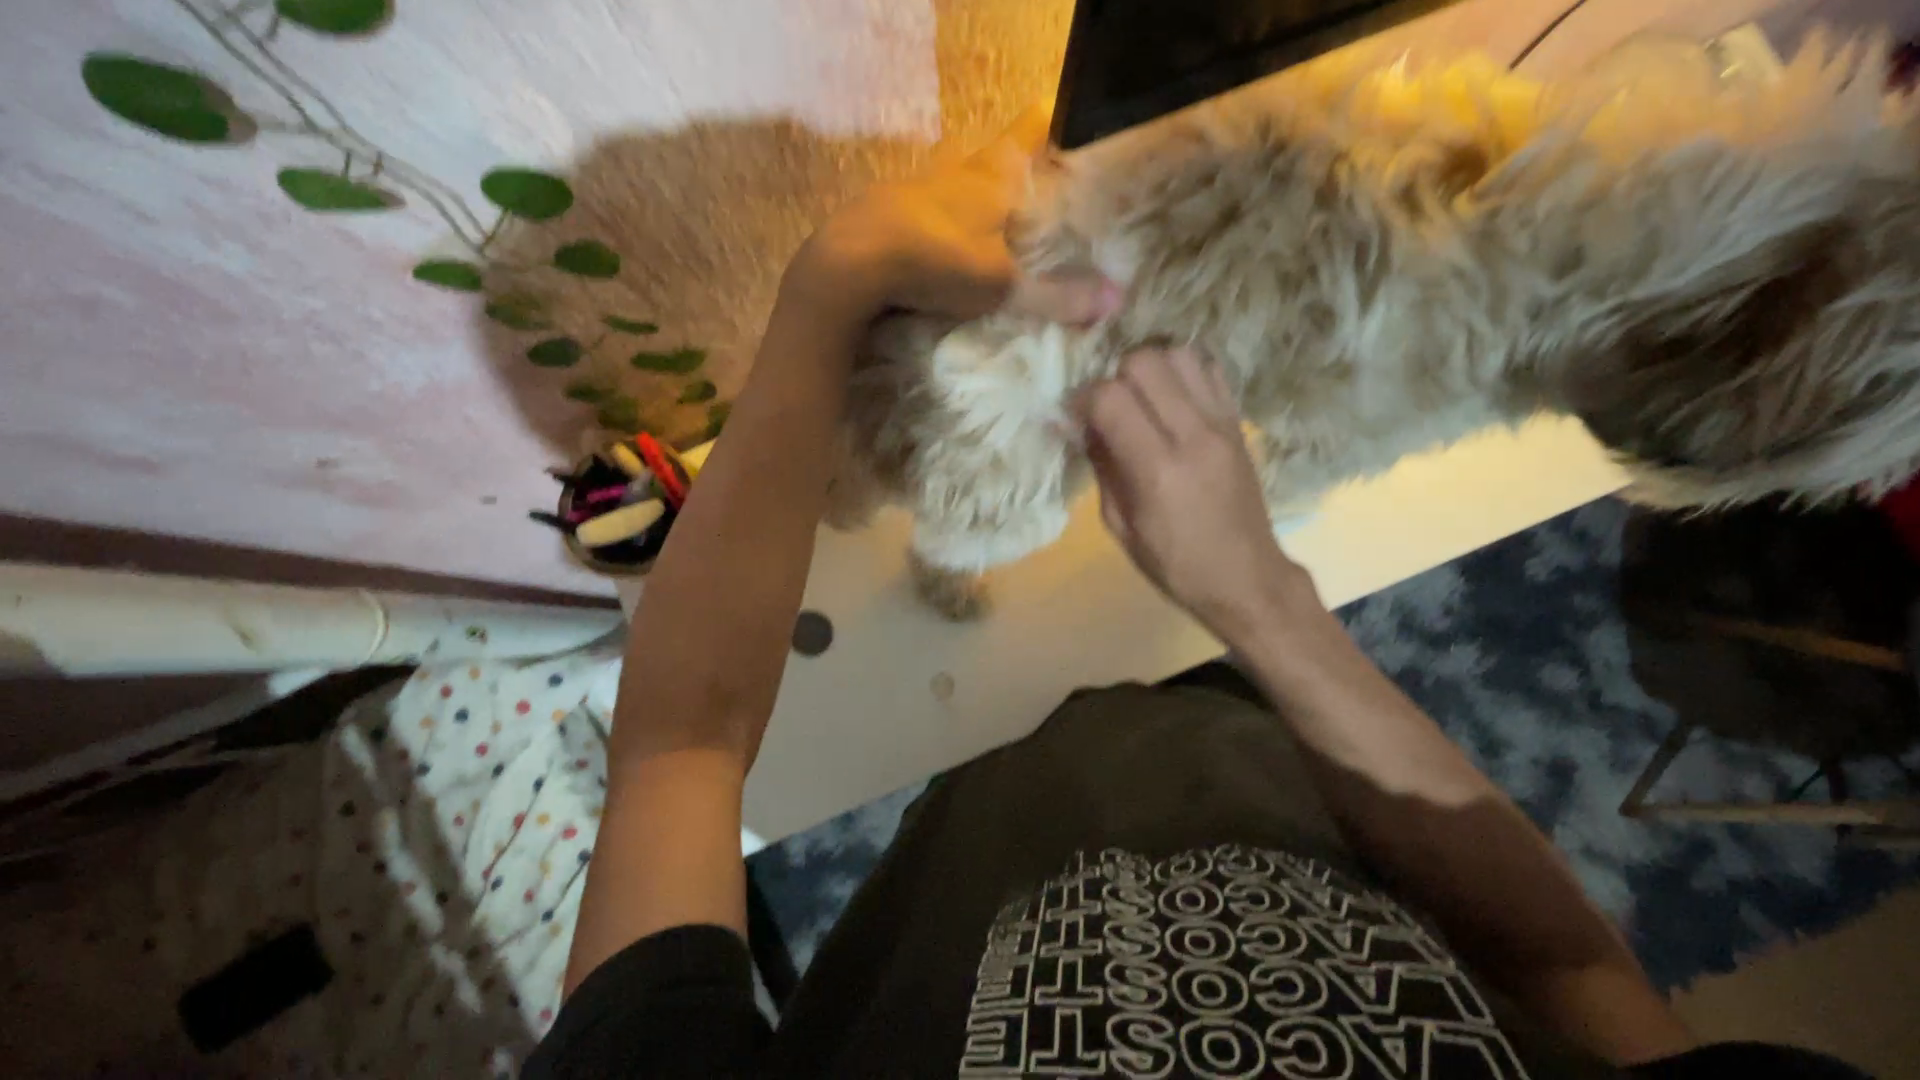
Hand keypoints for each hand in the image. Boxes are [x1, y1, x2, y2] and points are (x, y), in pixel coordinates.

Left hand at [790, 106, 1121, 324]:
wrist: (850, 265)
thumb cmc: (937, 262)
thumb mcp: (1001, 286)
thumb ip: (1055, 296)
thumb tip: (1115, 300)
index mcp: (987, 179)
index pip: (1024, 136)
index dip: (1042, 124)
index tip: (1053, 107)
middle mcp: (949, 175)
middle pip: (982, 158)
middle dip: (1001, 164)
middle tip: (1018, 178)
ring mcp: (907, 191)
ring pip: (944, 183)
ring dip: (960, 195)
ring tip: (976, 220)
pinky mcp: (876, 214)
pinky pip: (912, 212)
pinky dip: (927, 223)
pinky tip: (929, 246)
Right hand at [1079, 347, 1322, 643]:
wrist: (1246, 577)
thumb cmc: (1175, 564)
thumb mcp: (1121, 526)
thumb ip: (1101, 467)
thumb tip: (1079, 425)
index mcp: (1157, 469)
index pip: (1110, 397)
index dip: (1083, 399)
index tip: (1077, 417)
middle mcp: (1192, 435)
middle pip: (1144, 361)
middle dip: (1115, 376)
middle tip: (1111, 406)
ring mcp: (1221, 423)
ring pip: (1179, 354)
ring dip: (1151, 368)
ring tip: (1141, 397)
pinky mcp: (1238, 421)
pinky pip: (1209, 369)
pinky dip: (1182, 372)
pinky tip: (1171, 399)